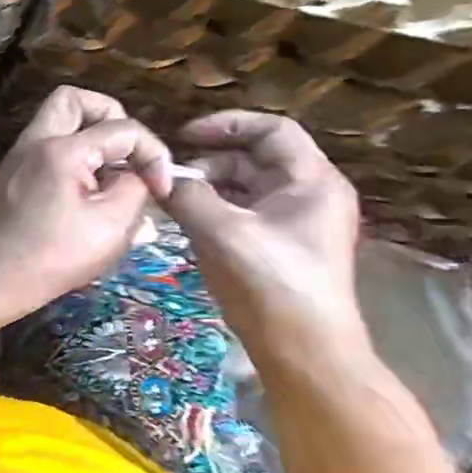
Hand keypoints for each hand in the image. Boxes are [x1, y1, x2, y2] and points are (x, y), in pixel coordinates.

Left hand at [0, 87, 174, 328]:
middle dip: (110, 117)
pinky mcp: (9, 175)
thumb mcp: (113, 226)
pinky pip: (44, 148)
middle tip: (127, 154)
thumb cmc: (54, 257)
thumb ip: (135, 188)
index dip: (153, 154)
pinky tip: (86, 191)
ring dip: (89, 137)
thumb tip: (141, 175)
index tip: (162, 190)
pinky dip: (70, 156)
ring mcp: (15, 157)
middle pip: (73, 100)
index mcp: (59, 149)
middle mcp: (32, 143)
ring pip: (55, 121)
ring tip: (110, 176)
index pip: (122, 128)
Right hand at [156, 110, 362, 348]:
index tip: (183, 136)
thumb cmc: (269, 282)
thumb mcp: (220, 231)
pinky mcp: (277, 244)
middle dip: (207, 162)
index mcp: (311, 181)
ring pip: (243, 186)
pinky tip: (184, 222)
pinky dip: (211, 209)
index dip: (225, 124)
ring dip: (205, 187)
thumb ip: (186, 195)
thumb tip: (160, 178)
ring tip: (171, 202)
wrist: (303, 348)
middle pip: (253, 157)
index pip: (271, 130)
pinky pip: (240, 211)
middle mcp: (308, 194)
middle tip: (169, 179)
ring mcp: (293, 221)